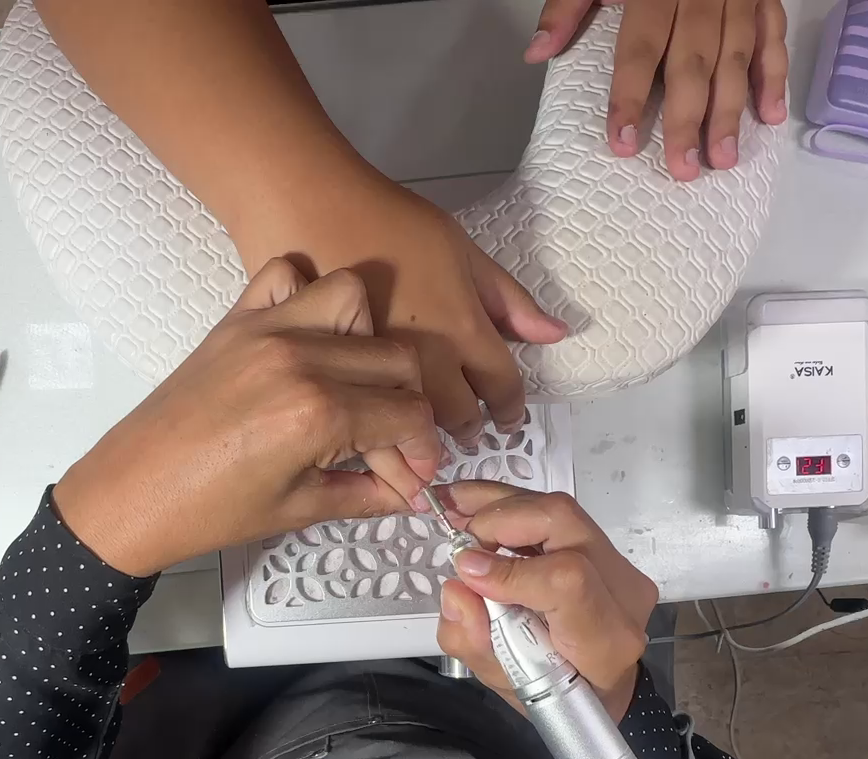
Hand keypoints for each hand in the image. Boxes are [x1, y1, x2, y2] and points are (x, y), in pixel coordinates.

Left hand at [54, 258, 446, 576]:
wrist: (133, 492)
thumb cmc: (210, 512)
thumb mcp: (299, 510)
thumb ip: (368, 494)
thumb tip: (412, 492)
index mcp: (317, 414)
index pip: (410, 415)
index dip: (424, 449)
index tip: (416, 472)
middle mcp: (299, 357)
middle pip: (398, 359)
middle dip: (411, 404)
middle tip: (394, 441)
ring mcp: (265, 329)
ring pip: (355, 299)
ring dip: (372, 339)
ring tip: (357, 384)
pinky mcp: (236, 319)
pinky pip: (287, 275)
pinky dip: (308, 295)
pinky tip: (308, 340)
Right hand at [233, 176, 565, 444]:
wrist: (312, 213)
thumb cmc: (391, 223)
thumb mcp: (463, 250)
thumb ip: (508, 299)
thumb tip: (555, 334)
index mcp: (463, 329)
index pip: (503, 386)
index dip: (512, 408)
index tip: (510, 418)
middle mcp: (427, 362)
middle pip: (460, 417)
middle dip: (471, 428)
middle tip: (471, 432)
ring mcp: (381, 375)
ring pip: (415, 427)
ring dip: (430, 435)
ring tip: (432, 436)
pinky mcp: (339, 380)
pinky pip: (370, 422)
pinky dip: (386, 433)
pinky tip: (388, 429)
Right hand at [435, 482, 658, 718]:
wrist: (598, 686)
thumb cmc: (554, 693)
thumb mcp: (502, 681)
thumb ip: (473, 640)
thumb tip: (456, 589)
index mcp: (603, 640)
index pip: (566, 580)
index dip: (509, 569)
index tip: (464, 570)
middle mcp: (621, 592)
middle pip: (562, 521)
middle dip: (498, 521)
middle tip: (459, 542)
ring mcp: (617, 564)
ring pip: (557, 507)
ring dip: (497, 505)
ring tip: (452, 507)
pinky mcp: (602, 546)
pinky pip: (554, 512)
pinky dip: (508, 506)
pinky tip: (473, 509)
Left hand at [525, 0, 789, 180]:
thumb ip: (568, 6)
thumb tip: (537, 52)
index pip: (639, 52)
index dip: (629, 98)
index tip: (622, 144)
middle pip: (693, 63)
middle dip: (689, 119)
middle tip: (683, 169)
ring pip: (737, 55)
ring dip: (732, 109)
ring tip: (724, 159)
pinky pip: (773, 33)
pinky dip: (774, 73)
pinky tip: (770, 114)